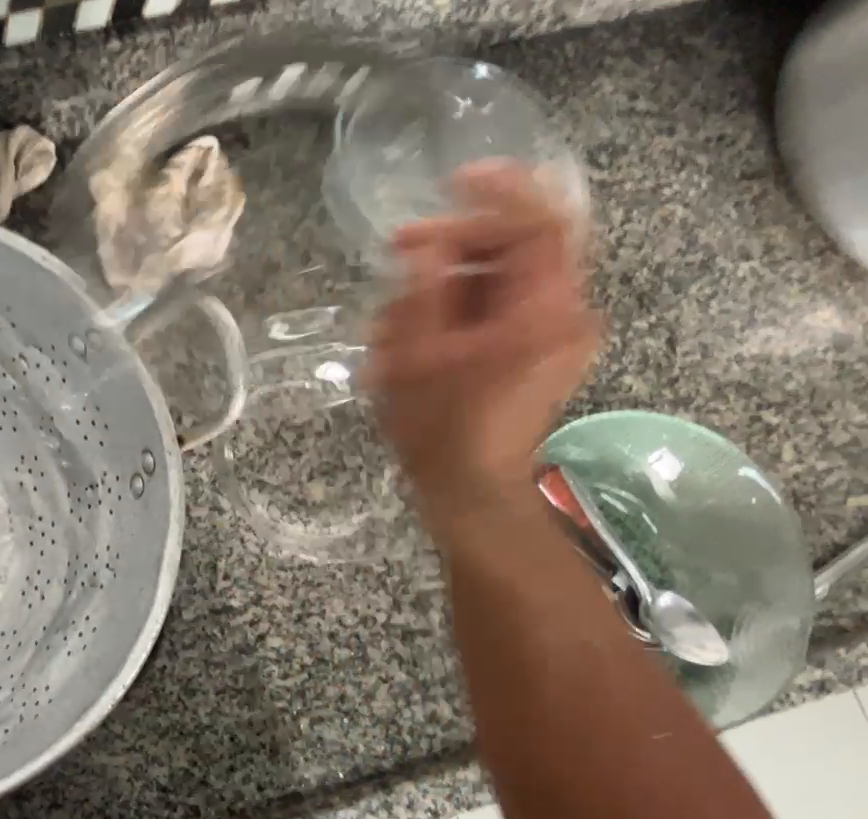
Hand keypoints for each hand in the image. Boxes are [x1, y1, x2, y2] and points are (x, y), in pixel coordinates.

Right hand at [366, 161, 603, 544]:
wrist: (470, 488)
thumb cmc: (439, 431)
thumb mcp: (415, 361)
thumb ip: (422, 295)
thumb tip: (423, 248)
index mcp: (542, 312)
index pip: (540, 223)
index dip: (500, 193)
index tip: (452, 182)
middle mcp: (566, 313)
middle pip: (522, 246)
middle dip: (458, 244)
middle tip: (399, 254)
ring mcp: (560, 332)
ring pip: (509, 276)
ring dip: (453, 280)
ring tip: (399, 313)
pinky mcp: (544, 348)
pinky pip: (508, 303)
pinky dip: (466, 303)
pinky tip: (423, 330)